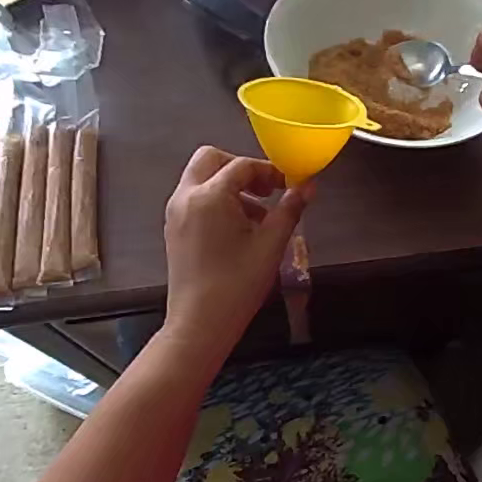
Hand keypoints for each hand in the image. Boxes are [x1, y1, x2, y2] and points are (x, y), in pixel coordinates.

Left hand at [162, 146, 311, 357]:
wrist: (200, 323)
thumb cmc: (238, 284)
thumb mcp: (271, 244)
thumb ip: (290, 209)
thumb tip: (307, 187)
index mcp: (210, 196)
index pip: (242, 165)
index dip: (269, 171)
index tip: (288, 185)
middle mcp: (186, 197)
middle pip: (211, 159)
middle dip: (241, 168)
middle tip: (266, 189)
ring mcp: (175, 213)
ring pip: (200, 178)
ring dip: (228, 185)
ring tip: (258, 215)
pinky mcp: (173, 229)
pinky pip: (194, 199)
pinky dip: (215, 200)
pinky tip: (238, 229)